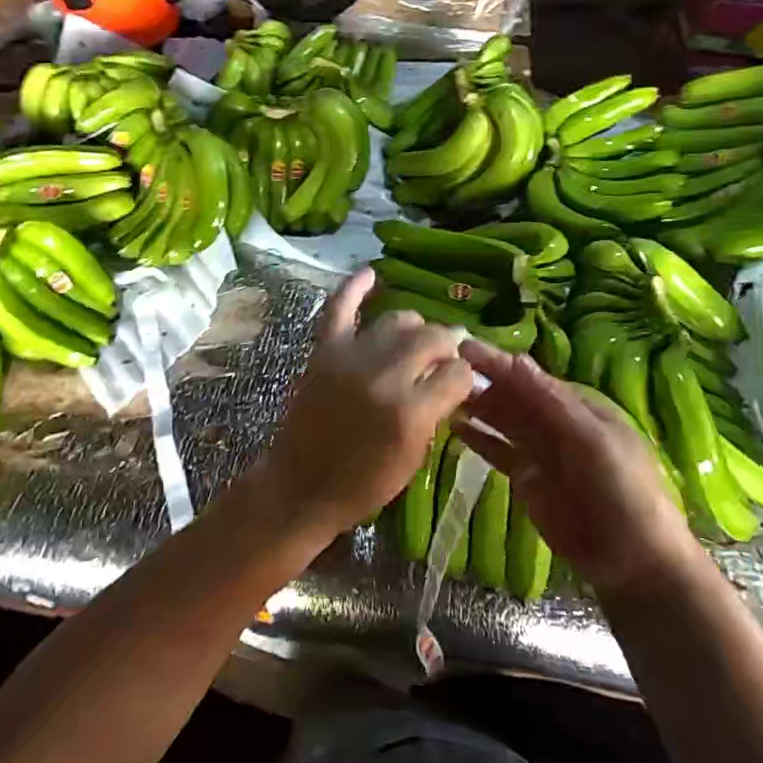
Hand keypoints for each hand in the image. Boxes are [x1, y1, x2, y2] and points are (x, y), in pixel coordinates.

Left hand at [262, 268, 476, 536]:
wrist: (299, 488)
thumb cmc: (363, 483)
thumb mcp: (414, 457)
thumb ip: (436, 411)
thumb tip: (453, 378)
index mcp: (410, 412)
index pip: (457, 372)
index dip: (464, 377)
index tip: (459, 384)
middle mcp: (384, 377)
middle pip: (433, 338)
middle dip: (446, 347)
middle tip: (442, 360)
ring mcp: (350, 359)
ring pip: (399, 320)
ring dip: (415, 328)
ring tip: (416, 342)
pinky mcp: (324, 352)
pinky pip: (340, 308)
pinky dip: (355, 287)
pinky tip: (372, 274)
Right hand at [454, 341, 698, 593]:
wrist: (631, 558)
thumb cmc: (622, 489)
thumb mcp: (593, 440)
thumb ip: (553, 402)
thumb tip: (517, 360)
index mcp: (577, 405)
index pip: (529, 377)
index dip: (497, 362)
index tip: (462, 346)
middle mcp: (556, 423)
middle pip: (513, 397)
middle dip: (482, 382)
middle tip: (440, 370)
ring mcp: (542, 452)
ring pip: (503, 422)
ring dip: (477, 407)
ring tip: (441, 394)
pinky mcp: (529, 480)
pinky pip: (500, 453)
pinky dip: (480, 440)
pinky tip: (456, 428)